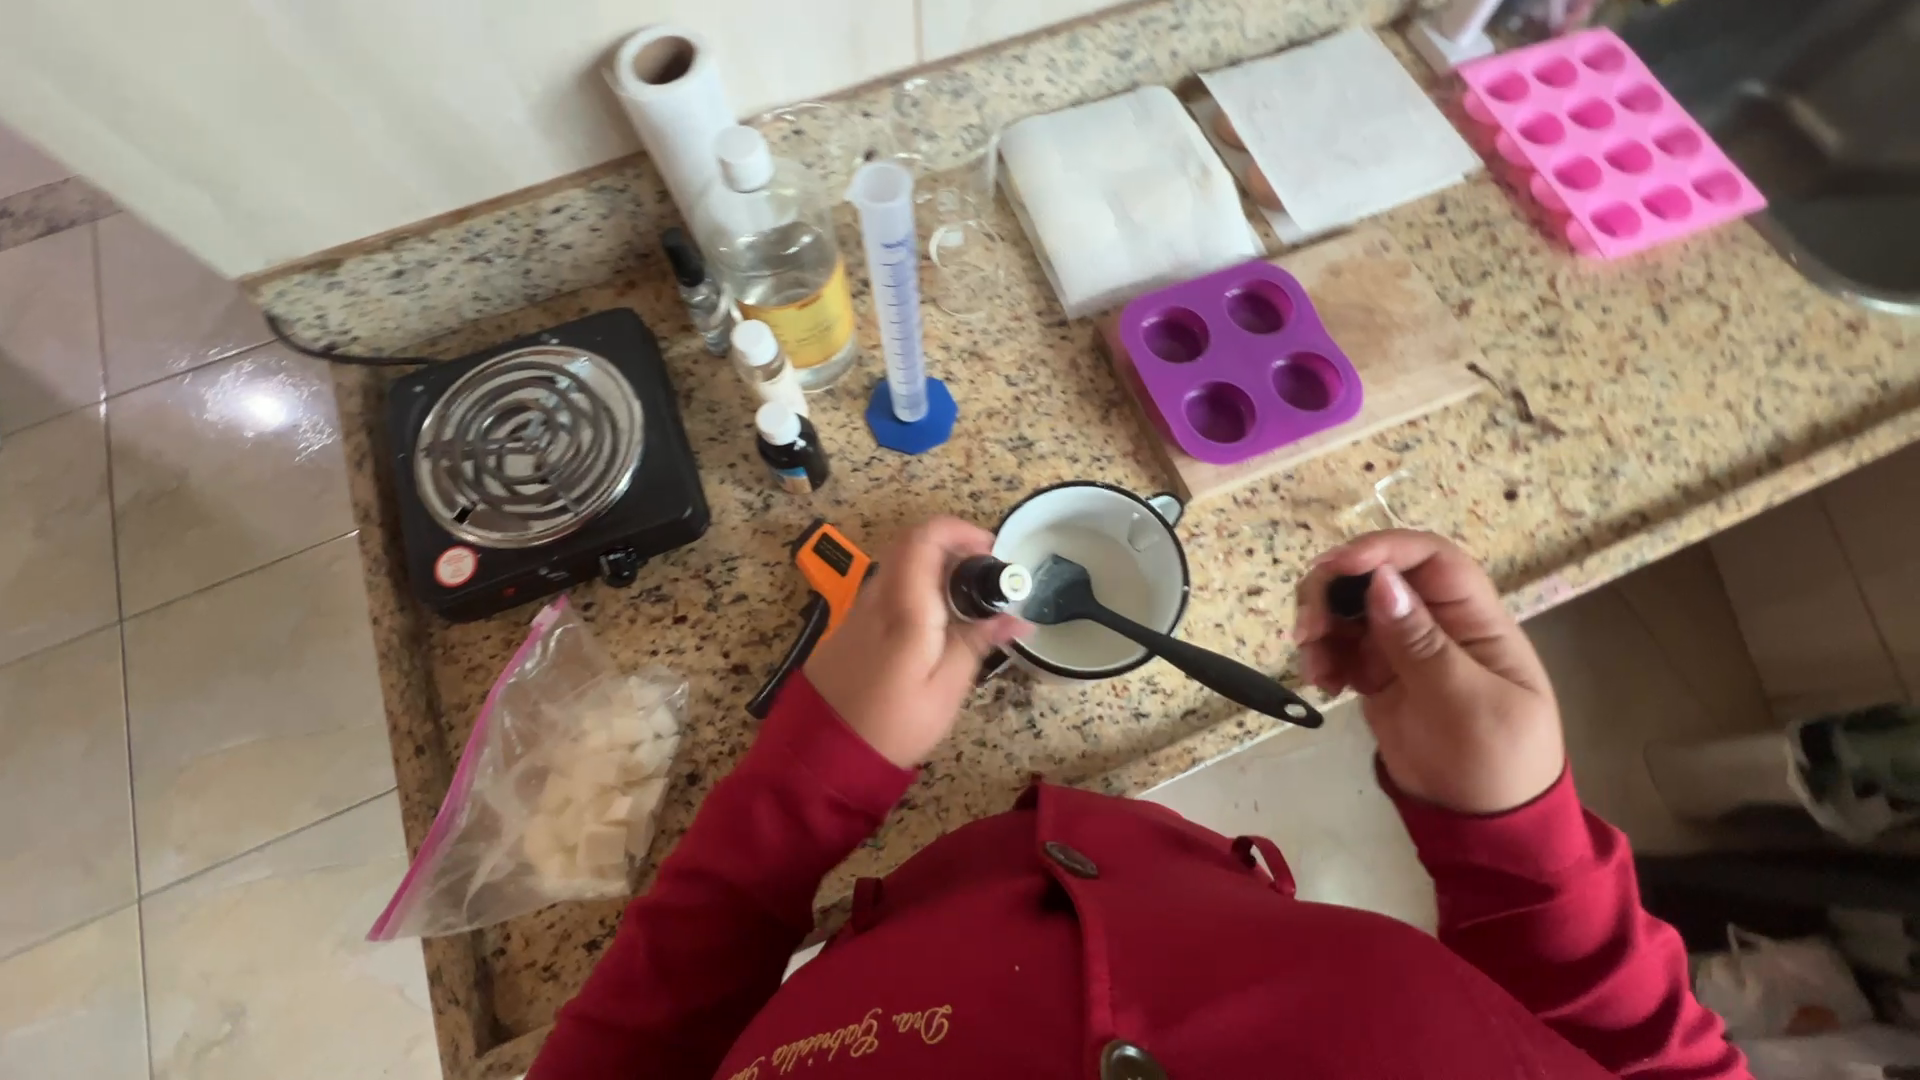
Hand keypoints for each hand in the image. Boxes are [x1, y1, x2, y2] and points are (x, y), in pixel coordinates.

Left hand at [805, 518, 1027, 768]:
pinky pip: (886, 587)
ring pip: (898, 564)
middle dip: (952, 545)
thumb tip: (1016, 619)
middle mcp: (876, 597)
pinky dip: (916, 586)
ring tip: (965, 599)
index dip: (959, 530)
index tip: (989, 550)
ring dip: (933, 566)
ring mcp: (857, 609)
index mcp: (903, 608)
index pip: (924, 538)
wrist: (823, 752)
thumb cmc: (892, 725)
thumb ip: (976, 644)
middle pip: (910, 543)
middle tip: (984, 574)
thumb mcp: (945, 690)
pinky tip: (934, 619)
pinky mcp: (849, 624)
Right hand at [1292, 530, 1564, 813]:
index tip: (1335, 567)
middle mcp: (1433, 621)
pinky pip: (1335, 644)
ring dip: (1319, 627)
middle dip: (1331, 592)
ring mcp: (1400, 645)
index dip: (1382, 549)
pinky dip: (1320, 656)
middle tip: (1306, 629)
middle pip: (1372, 575)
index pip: (1429, 558)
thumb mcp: (1465, 703)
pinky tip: (1324, 685)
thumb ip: (1421, 643)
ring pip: (1345, 607)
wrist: (1477, 822)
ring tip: (1315, 669)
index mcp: (1473, 618)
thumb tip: (1381, 581)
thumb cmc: (1493, 761)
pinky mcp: (1373, 669)